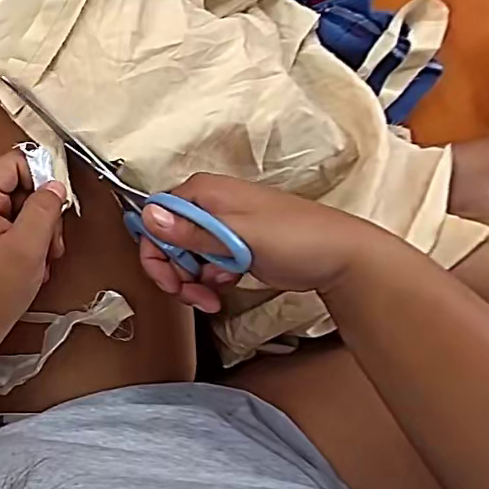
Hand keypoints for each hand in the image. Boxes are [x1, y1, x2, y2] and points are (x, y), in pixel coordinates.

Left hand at [0, 150, 67, 340]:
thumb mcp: (27, 248)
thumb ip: (43, 209)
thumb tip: (56, 185)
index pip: (12, 163)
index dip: (39, 177)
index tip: (56, 203)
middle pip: (19, 184)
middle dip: (42, 210)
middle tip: (51, 240)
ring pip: (22, 205)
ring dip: (41, 227)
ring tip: (44, 255)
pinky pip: (15, 222)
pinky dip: (31, 238)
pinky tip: (35, 259)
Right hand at [135, 174, 395, 311]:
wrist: (339, 257)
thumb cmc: (296, 238)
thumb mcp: (238, 236)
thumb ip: (192, 230)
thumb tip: (149, 216)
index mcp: (205, 192)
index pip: (156, 217)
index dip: (156, 251)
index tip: (169, 278)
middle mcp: (209, 204)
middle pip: (168, 240)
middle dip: (175, 272)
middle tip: (190, 292)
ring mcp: (222, 226)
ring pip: (185, 256)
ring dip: (191, 282)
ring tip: (211, 296)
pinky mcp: (233, 246)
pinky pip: (204, 265)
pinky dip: (208, 281)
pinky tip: (225, 287)